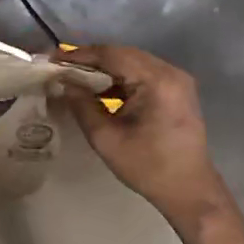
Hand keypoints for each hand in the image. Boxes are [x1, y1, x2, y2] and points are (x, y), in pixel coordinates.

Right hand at [53, 45, 231, 224]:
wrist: (189, 190)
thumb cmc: (147, 166)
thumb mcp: (105, 137)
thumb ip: (81, 105)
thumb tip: (63, 82)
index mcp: (156, 82)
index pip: (112, 55)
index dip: (80, 55)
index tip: (53, 59)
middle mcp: (170, 73)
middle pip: (123, 54)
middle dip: (91, 59)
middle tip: (61, 66)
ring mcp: (177, 80)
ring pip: (133, 62)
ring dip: (105, 67)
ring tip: (76, 76)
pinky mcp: (177, 90)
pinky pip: (143, 73)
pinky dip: (120, 77)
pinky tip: (100, 88)